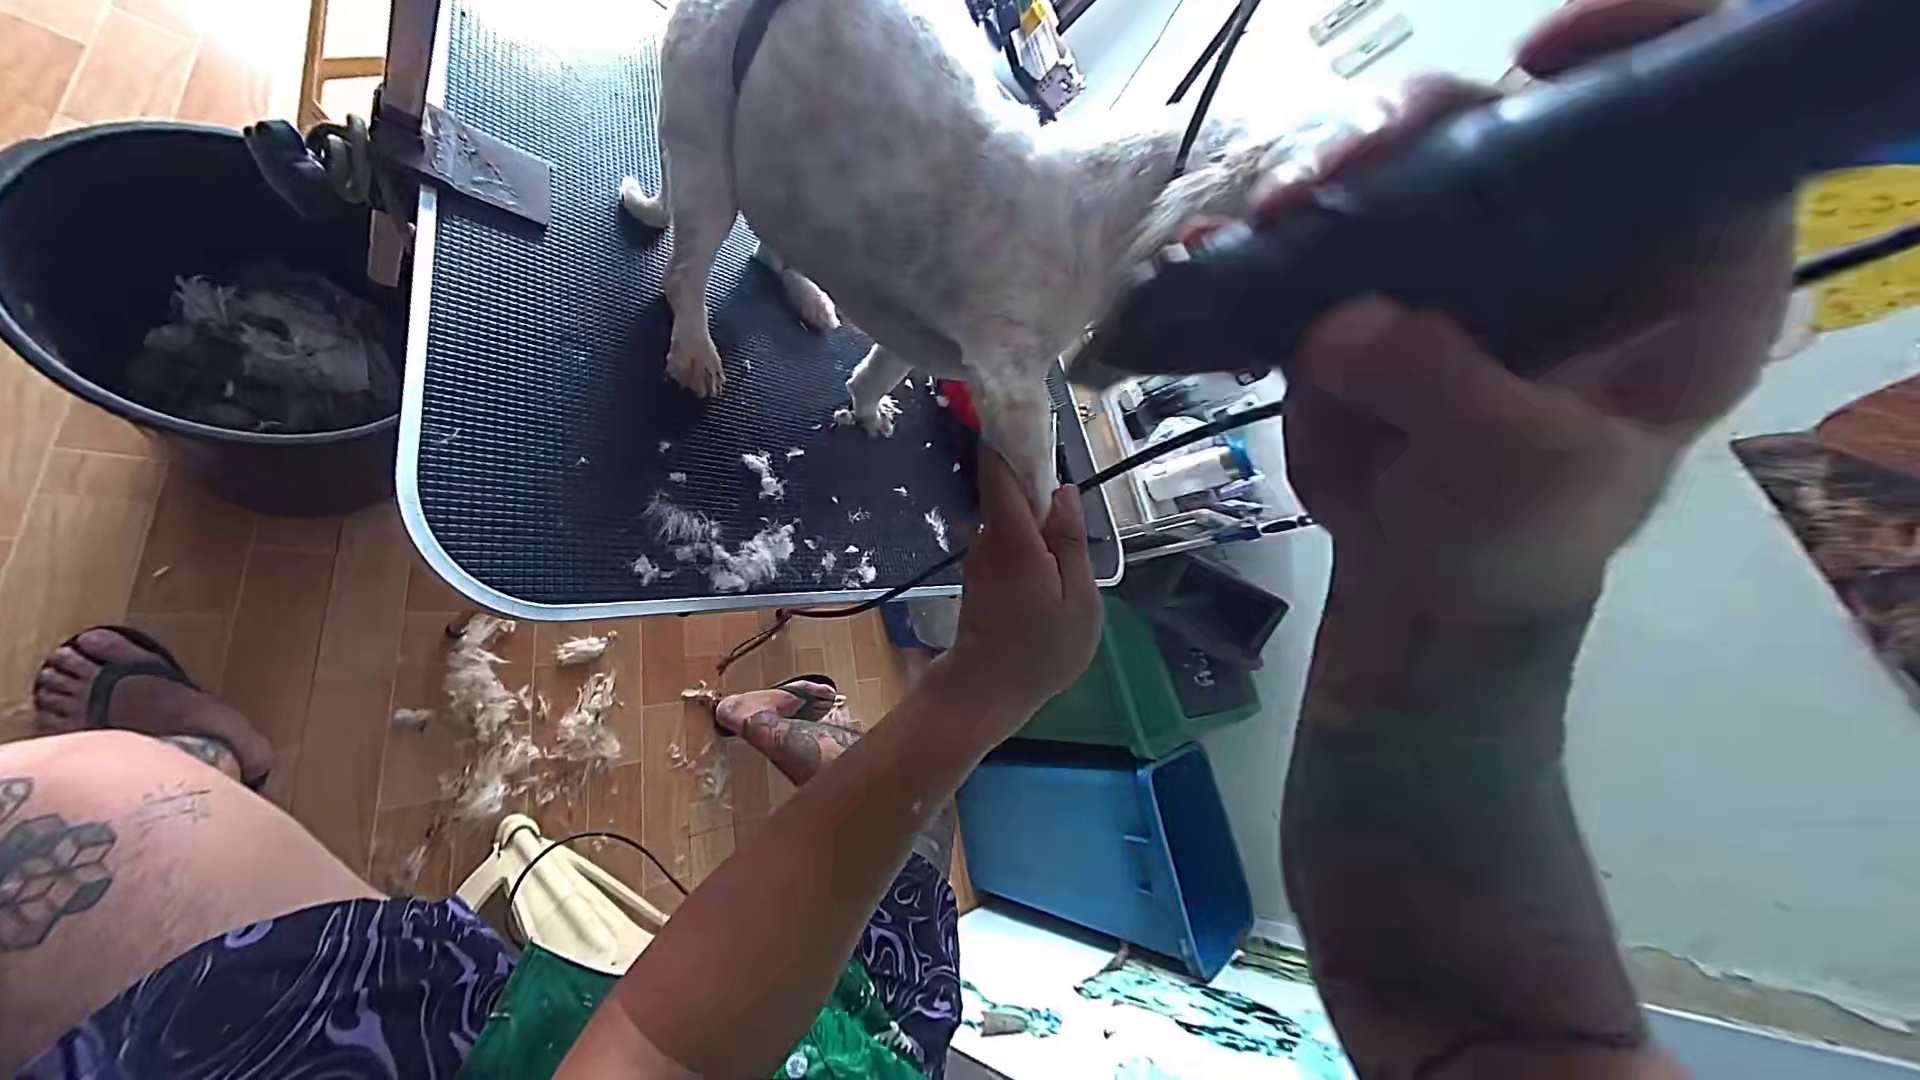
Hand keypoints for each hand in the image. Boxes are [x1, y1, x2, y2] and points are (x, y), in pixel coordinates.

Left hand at [941, 449, 1102, 724]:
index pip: (1000, 473)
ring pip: (1004, 514)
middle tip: (1061, 463)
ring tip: (1061, 514)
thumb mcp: (1076, 598)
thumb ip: (1069, 540)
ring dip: (1028, 507)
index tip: (1019, 411)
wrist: (987, 690)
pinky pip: (1002, 537)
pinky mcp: (978, 572)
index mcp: (1012, 538)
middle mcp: (986, 538)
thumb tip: (1065, 490)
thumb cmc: (1040, 649)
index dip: (1006, 439)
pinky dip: (1022, 532)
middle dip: (1028, 471)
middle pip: (1002, 488)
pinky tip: (1045, 550)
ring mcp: (978, 556)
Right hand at [1263, 0, 1792, 620]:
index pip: (1674, 113)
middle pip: (1488, 127)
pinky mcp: (1350, 303)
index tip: (1539, 54)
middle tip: (1326, 178)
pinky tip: (1210, 250)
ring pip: (1378, 178)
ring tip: (1260, 219)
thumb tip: (1337, 322)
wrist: (1419, 575)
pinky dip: (1252, 248)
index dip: (1632, 49)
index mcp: (1658, 263)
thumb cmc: (1514, 532)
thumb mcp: (1517, 472)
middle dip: (1403, 132)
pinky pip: (1302, 252)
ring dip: (1313, 181)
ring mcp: (1435, 270)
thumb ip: (1445, 387)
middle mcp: (1549, 241)